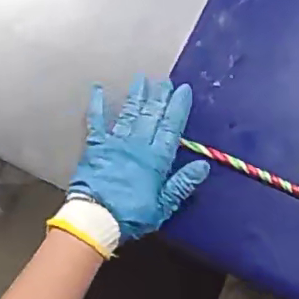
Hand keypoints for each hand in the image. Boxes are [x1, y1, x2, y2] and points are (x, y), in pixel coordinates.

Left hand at [69, 76, 210, 240]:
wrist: (96, 217)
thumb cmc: (132, 215)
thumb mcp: (163, 205)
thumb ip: (182, 183)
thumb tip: (203, 165)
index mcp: (156, 159)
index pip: (170, 128)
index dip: (177, 108)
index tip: (183, 90)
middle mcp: (137, 145)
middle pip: (150, 116)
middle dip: (159, 97)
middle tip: (164, 81)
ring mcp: (115, 144)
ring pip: (128, 114)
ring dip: (136, 97)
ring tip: (142, 80)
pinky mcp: (95, 147)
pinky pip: (96, 121)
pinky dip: (97, 105)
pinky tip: (98, 89)